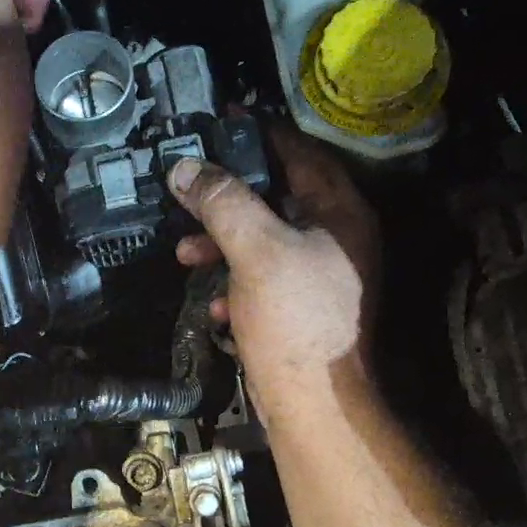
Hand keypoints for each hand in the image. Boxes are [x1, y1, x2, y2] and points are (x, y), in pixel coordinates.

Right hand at [170, 125, 380, 419]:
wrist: (315, 405)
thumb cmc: (294, 319)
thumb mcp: (256, 250)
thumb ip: (223, 203)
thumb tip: (185, 168)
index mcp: (340, 213)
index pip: (300, 155)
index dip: (260, 135)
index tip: (221, 121)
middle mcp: (337, 239)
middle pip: (277, 198)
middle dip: (227, 200)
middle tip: (188, 193)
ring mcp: (321, 277)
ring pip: (264, 242)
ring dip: (222, 245)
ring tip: (185, 255)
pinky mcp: (301, 310)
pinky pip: (263, 281)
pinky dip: (235, 285)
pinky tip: (216, 306)